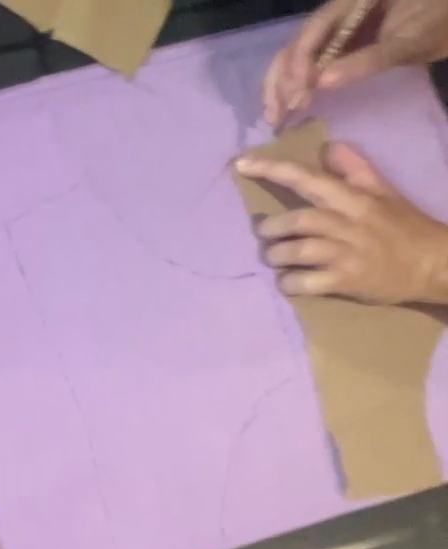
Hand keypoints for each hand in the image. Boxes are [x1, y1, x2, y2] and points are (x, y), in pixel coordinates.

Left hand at [237, 140, 447, 303]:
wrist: (437, 263)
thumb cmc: (401, 227)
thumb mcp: (384, 193)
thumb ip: (355, 171)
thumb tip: (331, 145)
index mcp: (356, 200)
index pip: (310, 180)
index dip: (274, 171)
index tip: (242, 164)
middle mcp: (350, 223)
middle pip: (299, 220)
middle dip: (272, 228)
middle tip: (269, 235)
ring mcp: (346, 253)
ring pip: (295, 250)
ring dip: (276, 256)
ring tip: (279, 258)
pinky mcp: (344, 280)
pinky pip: (301, 282)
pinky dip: (288, 282)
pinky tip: (292, 280)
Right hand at [264, 0, 447, 126]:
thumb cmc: (443, 23)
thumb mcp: (414, 38)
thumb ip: (372, 57)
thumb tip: (322, 82)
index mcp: (354, 1)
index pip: (313, 31)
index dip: (300, 64)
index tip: (300, 96)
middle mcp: (336, 13)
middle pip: (294, 48)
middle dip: (283, 82)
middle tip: (281, 113)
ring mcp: (332, 32)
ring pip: (290, 60)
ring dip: (279, 90)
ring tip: (277, 117)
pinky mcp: (333, 47)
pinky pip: (302, 67)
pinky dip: (290, 89)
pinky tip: (286, 107)